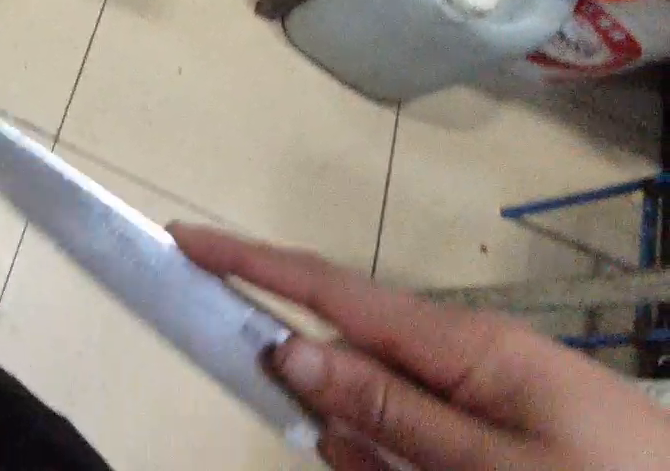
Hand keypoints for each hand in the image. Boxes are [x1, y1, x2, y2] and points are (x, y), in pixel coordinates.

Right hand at [172, 224, 669, 470]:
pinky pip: (420, 430)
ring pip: (381, 402)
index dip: (247, 258)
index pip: (328, 285)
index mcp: (466, 344)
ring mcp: (489, 391)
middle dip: (324, 398)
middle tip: (352, 457)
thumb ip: (389, 409)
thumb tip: (283, 351)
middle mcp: (467, 355)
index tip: (180, 236)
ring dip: (373, 445)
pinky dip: (405, 460)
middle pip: (348, 354)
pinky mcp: (505, 425)